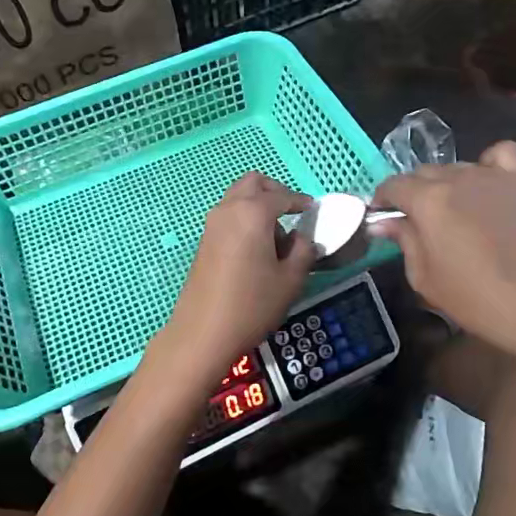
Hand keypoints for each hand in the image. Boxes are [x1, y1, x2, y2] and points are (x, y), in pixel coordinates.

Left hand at [150, 173, 314, 384]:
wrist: (203, 332)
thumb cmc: (252, 304)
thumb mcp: (290, 280)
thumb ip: (303, 251)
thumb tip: (304, 239)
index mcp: (253, 212)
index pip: (282, 196)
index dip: (301, 201)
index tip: (312, 210)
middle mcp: (229, 209)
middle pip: (253, 183)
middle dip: (275, 191)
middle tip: (291, 213)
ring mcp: (212, 225)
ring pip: (237, 198)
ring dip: (257, 205)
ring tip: (275, 238)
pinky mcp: (204, 242)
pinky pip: (228, 216)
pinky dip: (244, 219)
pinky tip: (256, 250)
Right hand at [371, 141, 515, 377]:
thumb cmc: (475, 299)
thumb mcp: (424, 277)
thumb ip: (403, 240)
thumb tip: (383, 222)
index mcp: (428, 200)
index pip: (393, 185)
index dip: (382, 200)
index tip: (382, 218)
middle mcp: (458, 178)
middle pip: (424, 173)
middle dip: (413, 193)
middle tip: (416, 223)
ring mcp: (494, 176)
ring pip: (458, 167)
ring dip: (447, 184)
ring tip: (453, 212)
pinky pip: (500, 155)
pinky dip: (488, 164)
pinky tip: (487, 185)